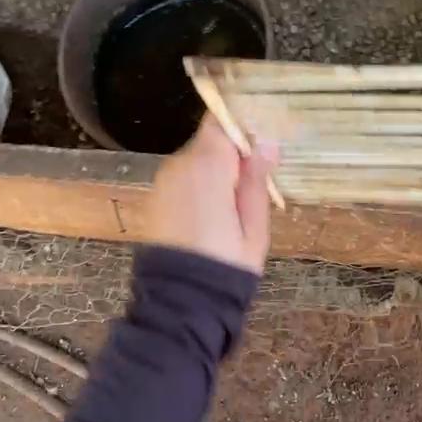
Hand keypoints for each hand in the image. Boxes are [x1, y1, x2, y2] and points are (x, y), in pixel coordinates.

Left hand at [144, 115, 279, 273]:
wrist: (182, 300)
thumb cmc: (228, 265)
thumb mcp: (254, 226)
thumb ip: (257, 180)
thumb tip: (266, 144)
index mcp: (207, 166)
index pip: (222, 122)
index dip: (243, 128)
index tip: (262, 147)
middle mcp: (179, 165)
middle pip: (209, 142)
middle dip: (232, 156)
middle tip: (254, 187)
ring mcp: (163, 182)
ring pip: (196, 162)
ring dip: (215, 174)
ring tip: (233, 210)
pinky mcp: (155, 199)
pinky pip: (182, 181)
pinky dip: (198, 189)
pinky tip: (211, 218)